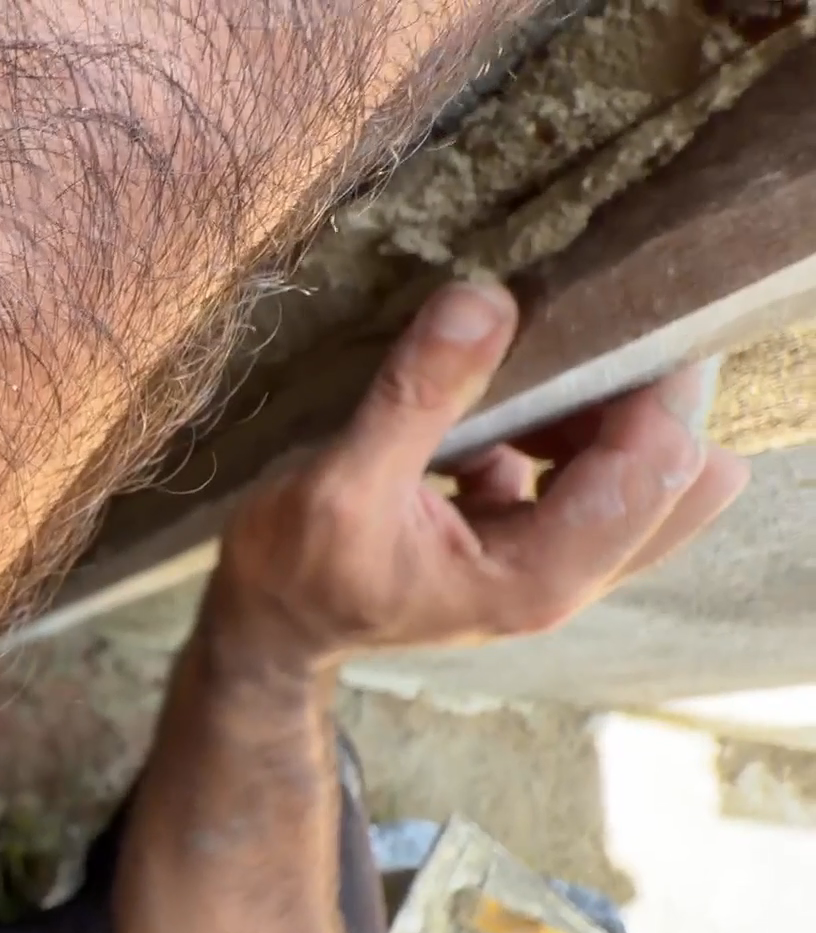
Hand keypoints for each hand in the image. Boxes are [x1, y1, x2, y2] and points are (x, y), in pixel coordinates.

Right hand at [206, 280, 749, 669]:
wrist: (261, 624)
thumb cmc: (288, 571)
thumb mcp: (337, 483)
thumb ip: (414, 400)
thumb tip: (481, 303)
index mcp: (535, 578)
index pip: (659, 470)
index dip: (647, 389)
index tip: (594, 319)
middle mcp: (558, 580)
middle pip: (677, 480)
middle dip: (631, 409)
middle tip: (555, 360)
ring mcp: (535, 569)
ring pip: (632, 482)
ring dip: (590, 424)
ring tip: (512, 390)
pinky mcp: (505, 553)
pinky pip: (572, 487)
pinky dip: (546, 445)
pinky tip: (474, 432)